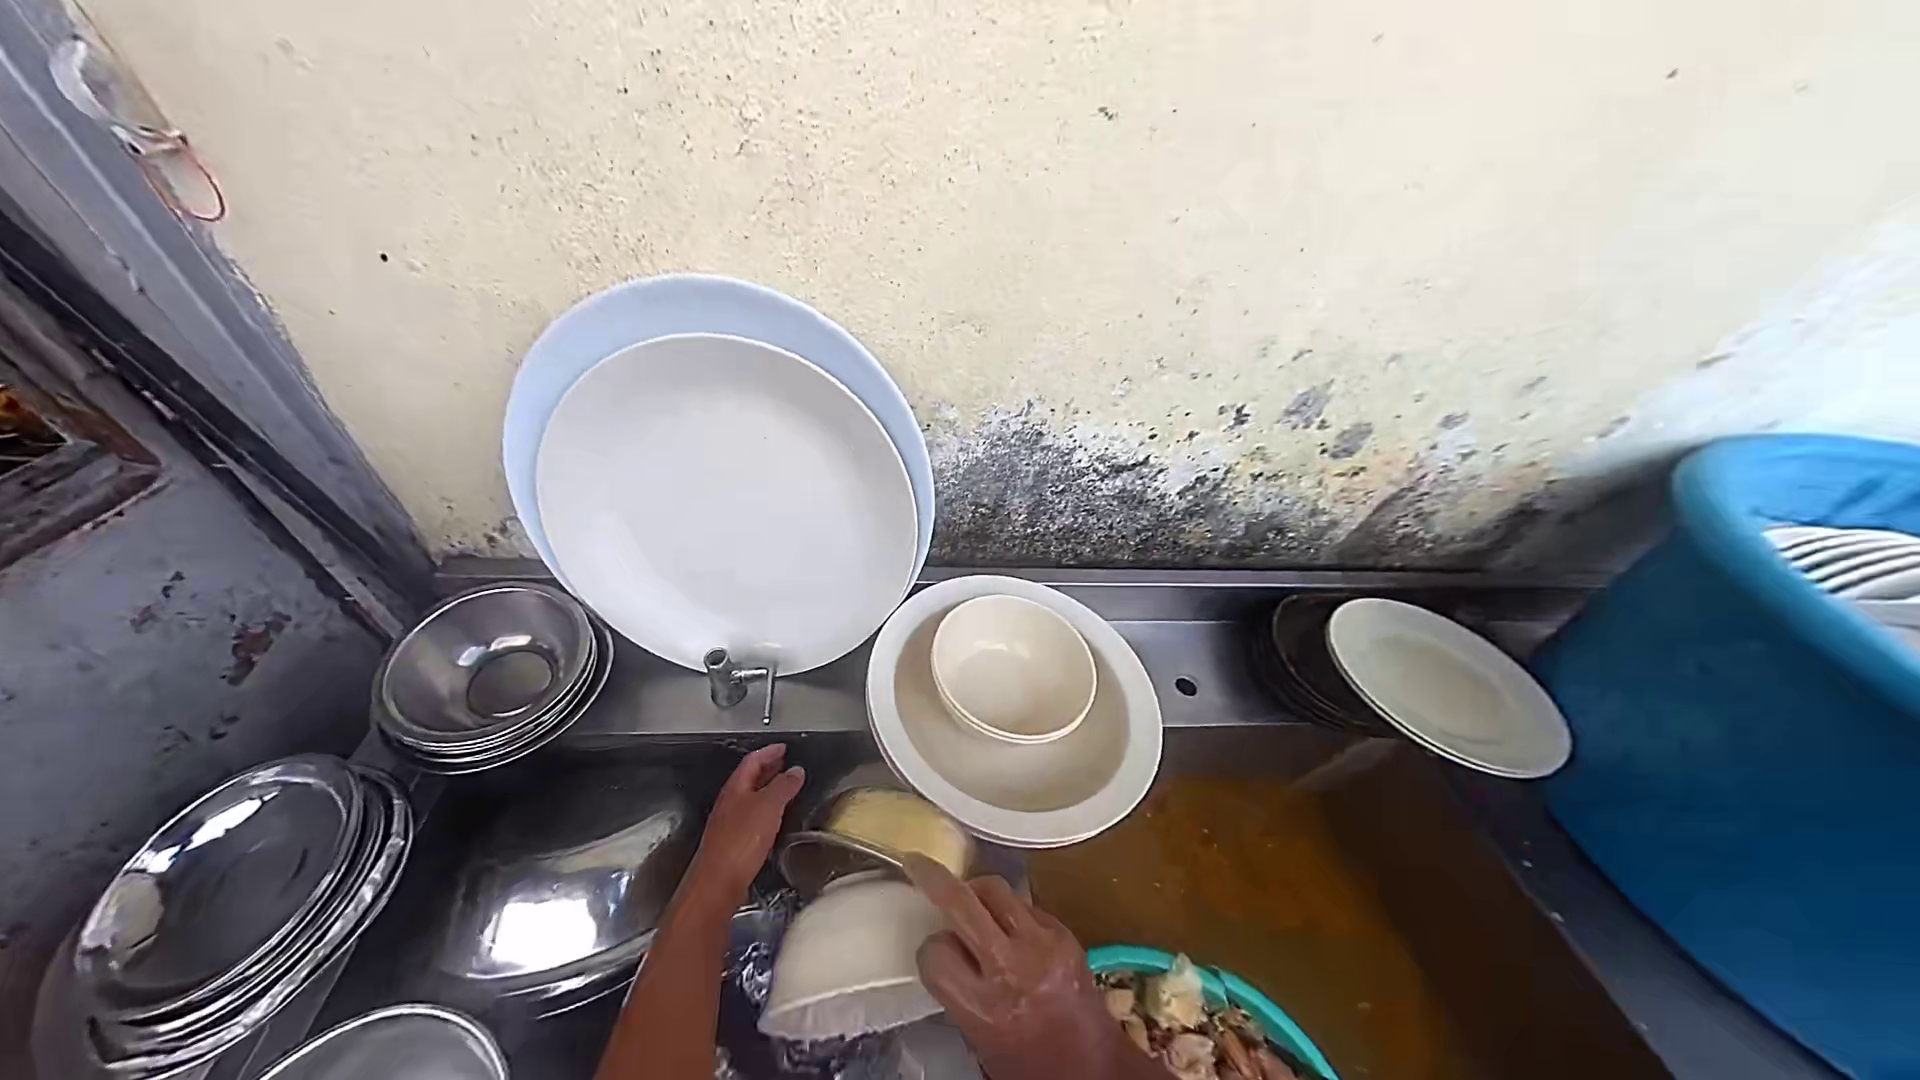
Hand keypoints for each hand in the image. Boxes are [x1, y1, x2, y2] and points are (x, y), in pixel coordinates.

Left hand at [689, 744, 804, 899]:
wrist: (716, 885)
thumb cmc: (739, 843)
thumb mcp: (769, 806)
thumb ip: (783, 786)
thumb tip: (796, 770)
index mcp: (735, 788)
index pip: (752, 760)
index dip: (769, 751)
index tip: (783, 747)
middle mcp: (729, 803)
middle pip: (749, 778)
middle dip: (768, 769)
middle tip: (785, 763)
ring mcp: (728, 824)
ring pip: (751, 798)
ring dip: (768, 790)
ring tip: (786, 789)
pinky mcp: (733, 844)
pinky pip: (752, 818)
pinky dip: (766, 812)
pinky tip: (776, 820)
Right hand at [904, 855, 1156, 1079]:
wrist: (1095, 1071)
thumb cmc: (1028, 1064)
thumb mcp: (979, 1036)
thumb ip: (958, 987)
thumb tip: (942, 940)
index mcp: (983, 1008)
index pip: (934, 953)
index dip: (929, 948)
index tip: (933, 949)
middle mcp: (1011, 968)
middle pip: (962, 903)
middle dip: (935, 878)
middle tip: (919, 864)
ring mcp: (1042, 944)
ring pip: (994, 889)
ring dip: (976, 891)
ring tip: (970, 901)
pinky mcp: (1064, 932)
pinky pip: (1025, 903)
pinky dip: (1010, 909)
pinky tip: (1009, 925)